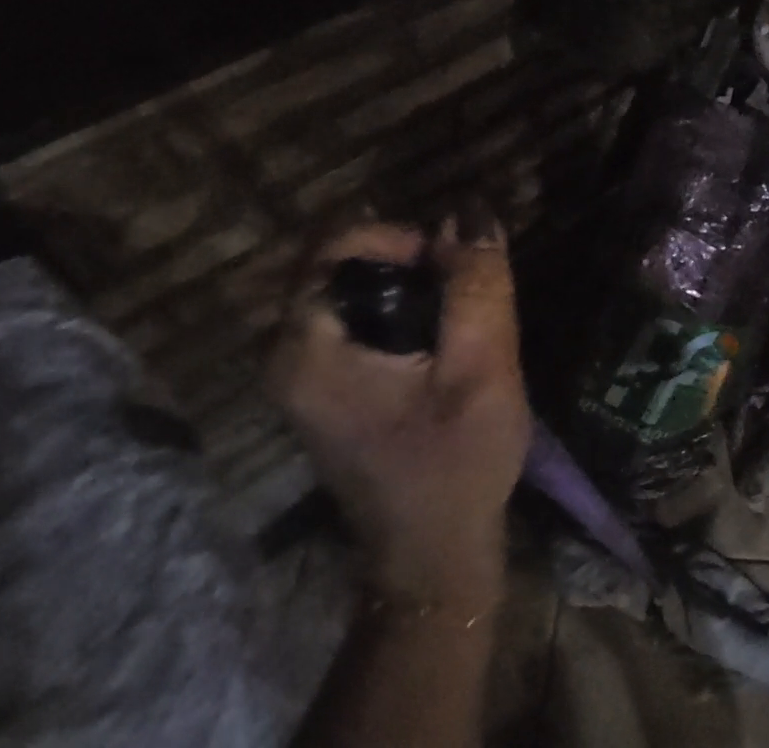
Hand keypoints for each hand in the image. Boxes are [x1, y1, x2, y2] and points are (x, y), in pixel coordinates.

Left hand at [265, 211, 531, 601]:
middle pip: (343, 266)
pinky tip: (443, 349)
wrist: (433, 556)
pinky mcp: (324, 390)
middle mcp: (286, 354)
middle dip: (412, 266)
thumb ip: (477, 286)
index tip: (459, 269)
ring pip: (354, 294)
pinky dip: (402, 318)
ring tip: (463, 324)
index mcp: (306, 348)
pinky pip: (358, 325)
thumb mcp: (483, 369)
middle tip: (469, 298)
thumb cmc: (457, 465)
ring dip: (413, 292)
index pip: (337, 244)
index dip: (404, 239)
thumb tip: (469, 212)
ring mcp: (301, 376)